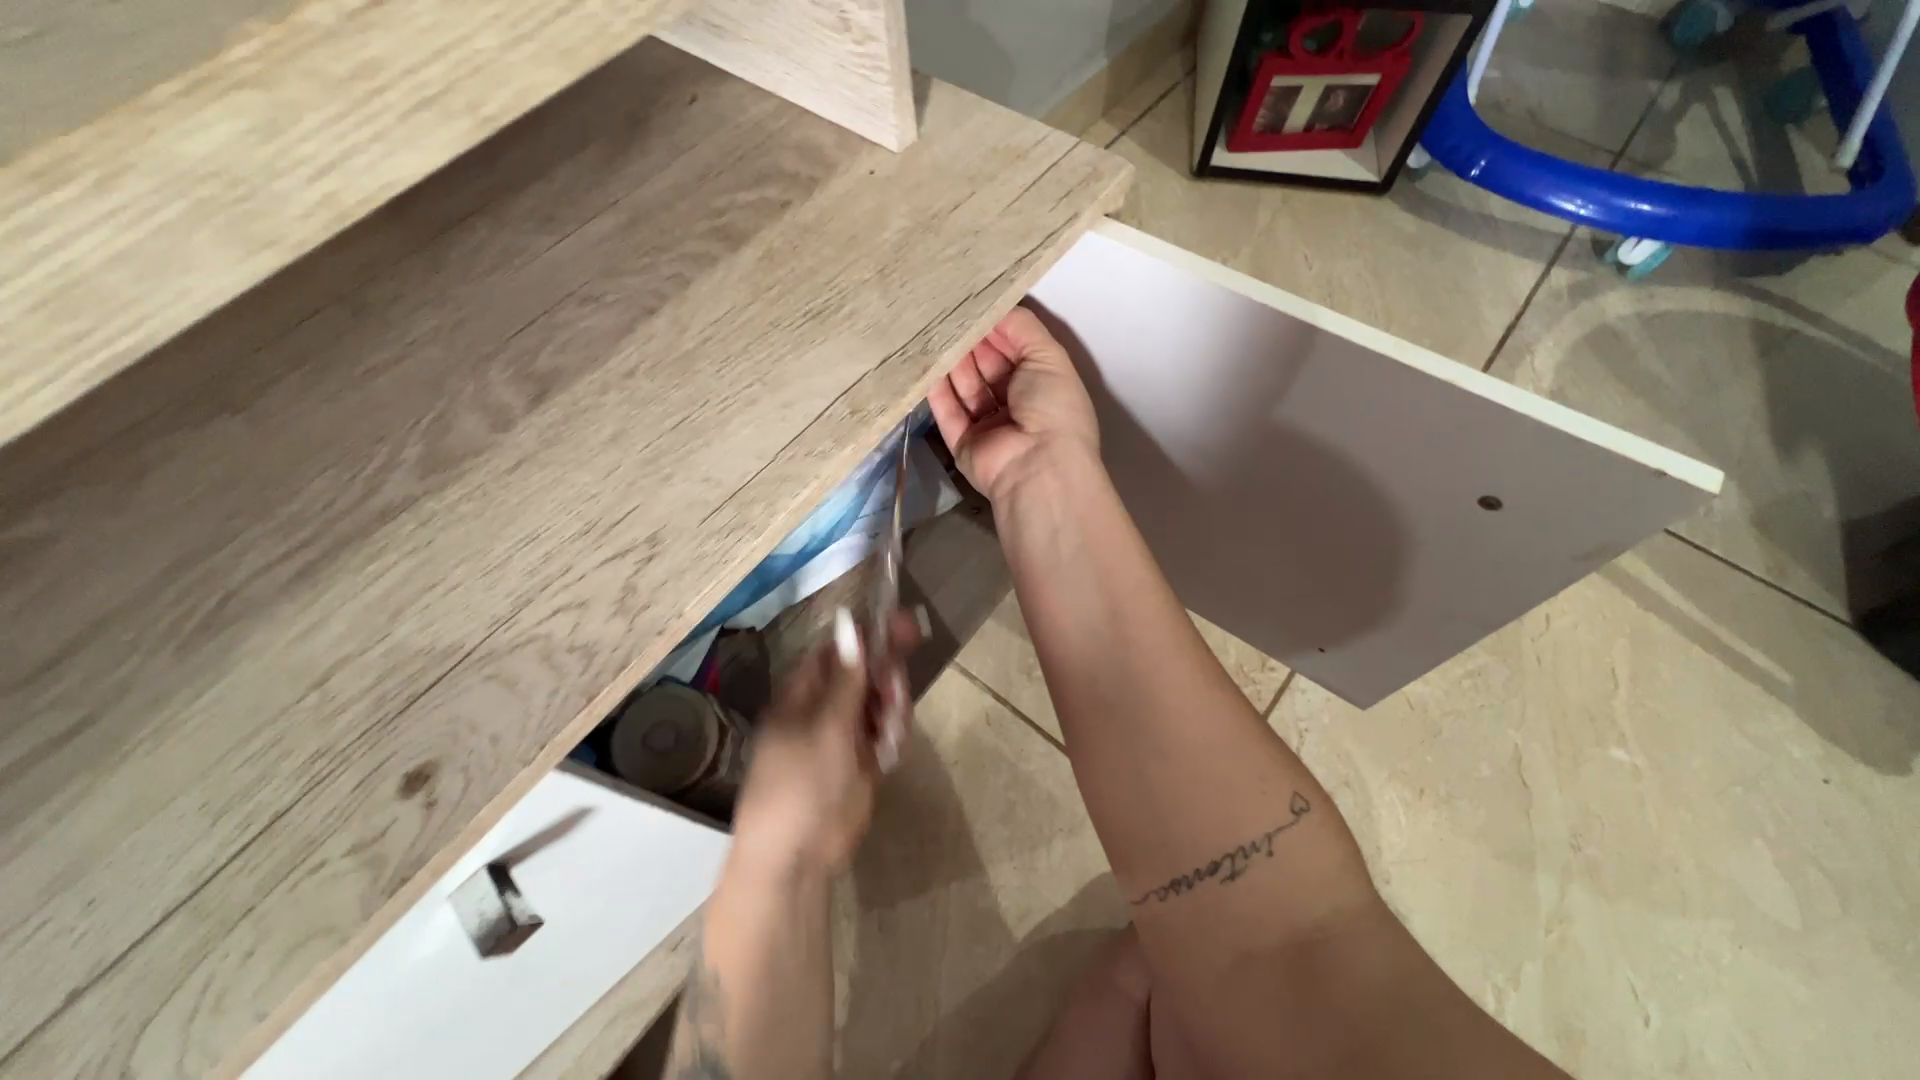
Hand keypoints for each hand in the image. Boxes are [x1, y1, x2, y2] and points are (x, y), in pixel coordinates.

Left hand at [731, 608, 919, 875]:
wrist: (796, 854)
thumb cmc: (799, 784)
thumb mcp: (825, 727)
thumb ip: (846, 679)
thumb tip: (851, 626)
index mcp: (802, 695)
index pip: (837, 652)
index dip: (866, 638)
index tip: (899, 625)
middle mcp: (824, 710)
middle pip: (864, 676)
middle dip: (885, 677)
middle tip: (898, 686)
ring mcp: (845, 737)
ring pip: (880, 705)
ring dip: (892, 710)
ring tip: (889, 731)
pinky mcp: (863, 763)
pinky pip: (887, 735)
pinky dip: (893, 738)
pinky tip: (888, 753)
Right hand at [929, 306, 1099, 503]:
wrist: (1038, 467)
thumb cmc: (1052, 407)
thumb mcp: (1048, 355)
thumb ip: (1020, 327)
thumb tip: (994, 307)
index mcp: (1043, 383)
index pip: (1013, 348)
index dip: (995, 327)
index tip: (970, 303)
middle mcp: (1016, 403)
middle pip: (986, 366)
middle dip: (969, 342)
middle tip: (944, 314)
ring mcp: (988, 425)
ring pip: (965, 386)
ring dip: (951, 361)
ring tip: (930, 331)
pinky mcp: (963, 443)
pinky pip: (947, 411)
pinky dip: (936, 389)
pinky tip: (923, 363)